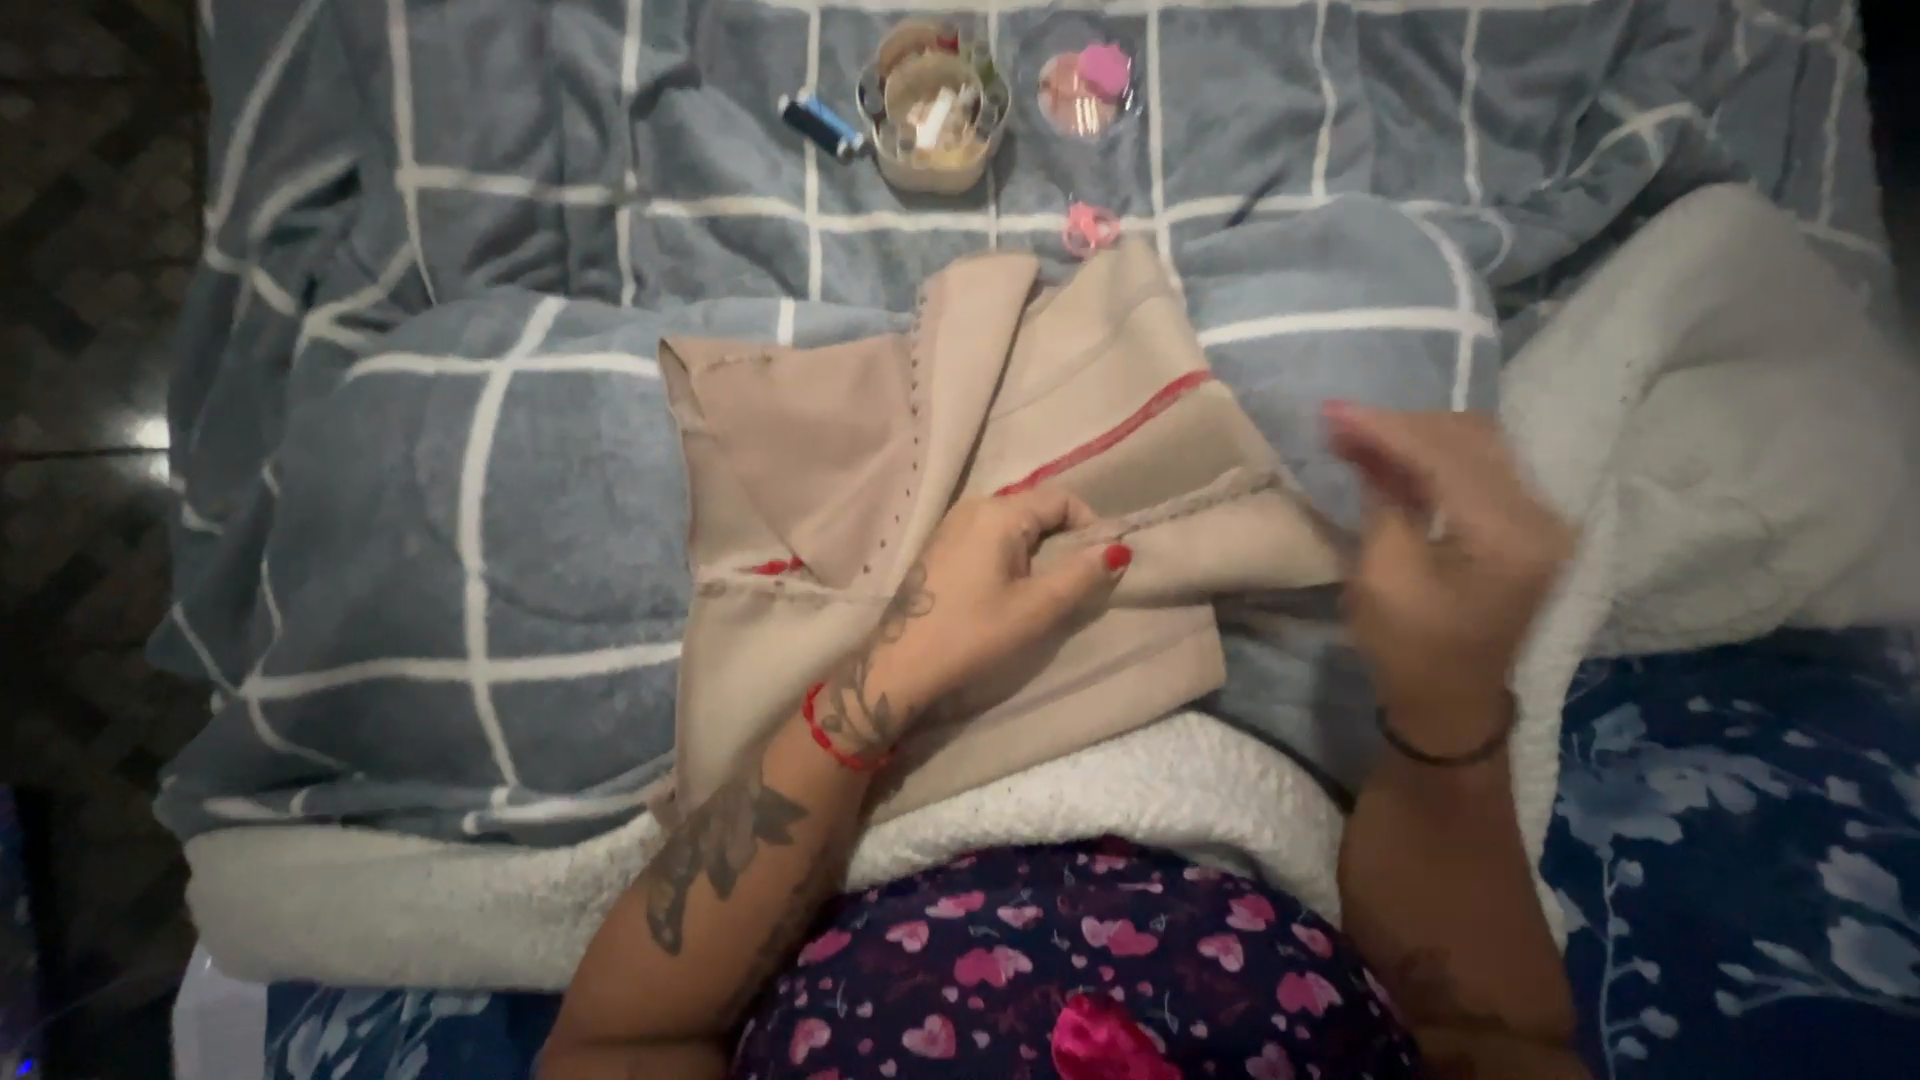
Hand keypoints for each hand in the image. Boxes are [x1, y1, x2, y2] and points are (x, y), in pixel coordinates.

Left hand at [811, 489, 1130, 758]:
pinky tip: (1009, 588)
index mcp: (999, 512)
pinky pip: (990, 535)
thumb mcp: (1036, 608)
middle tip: (1076, 581)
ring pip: (1014, 523)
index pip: (1062, 499)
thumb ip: (1081, 573)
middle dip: (1064, 538)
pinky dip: (1011, 554)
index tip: (1101, 565)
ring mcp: (953, 523)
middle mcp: (974, 505)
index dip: (1091, 526)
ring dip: (1038, 549)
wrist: (901, 664)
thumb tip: (1116, 548)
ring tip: (1045, 588)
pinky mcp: (941, 544)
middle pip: (1037, 507)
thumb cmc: (973, 634)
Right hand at [1326, 405, 1572, 753]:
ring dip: (1415, 435)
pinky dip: (1431, 457)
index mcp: (1510, 535)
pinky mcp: (1523, 525)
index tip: (1331, 412)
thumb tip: (1363, 445)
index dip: (1386, 428)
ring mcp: (1538, 519)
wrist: (1450, 699)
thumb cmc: (1409, 648)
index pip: (1447, 456)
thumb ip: (1382, 500)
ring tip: (1356, 432)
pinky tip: (1388, 454)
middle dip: (1400, 424)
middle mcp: (1540, 516)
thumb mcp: (1382, 574)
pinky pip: (1477, 470)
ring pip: (1477, 447)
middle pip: (1472, 439)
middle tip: (1338, 421)